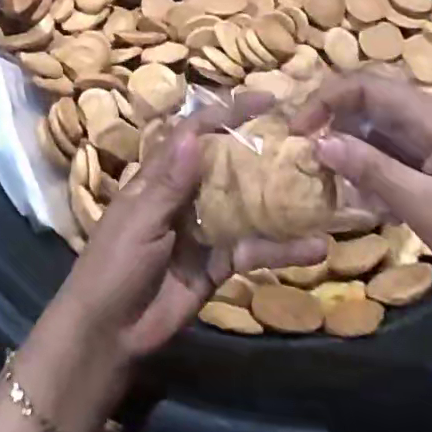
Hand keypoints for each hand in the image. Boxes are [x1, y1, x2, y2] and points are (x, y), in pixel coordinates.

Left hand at [51, 95, 325, 362]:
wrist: (109, 332)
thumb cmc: (114, 265)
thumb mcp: (139, 222)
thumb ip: (169, 184)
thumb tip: (196, 136)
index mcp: (158, 177)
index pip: (192, 134)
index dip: (224, 114)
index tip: (264, 99)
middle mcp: (184, 196)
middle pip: (226, 165)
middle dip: (261, 151)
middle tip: (306, 139)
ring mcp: (203, 230)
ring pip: (246, 206)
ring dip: (279, 200)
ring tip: (322, 189)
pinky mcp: (219, 264)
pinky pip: (253, 249)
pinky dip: (281, 248)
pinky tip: (314, 246)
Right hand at [289, 73, 431, 322]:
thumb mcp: (427, 207)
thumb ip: (371, 170)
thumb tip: (316, 142)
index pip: (368, 87)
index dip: (326, 100)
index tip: (297, 132)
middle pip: (369, 104)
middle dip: (332, 122)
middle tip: (302, 154)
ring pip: (376, 131)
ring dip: (347, 149)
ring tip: (324, 178)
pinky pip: (390, 157)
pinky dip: (367, 170)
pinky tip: (356, 198)